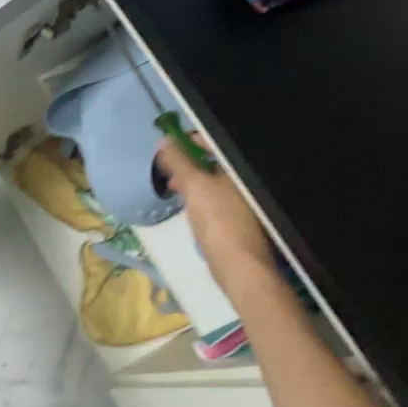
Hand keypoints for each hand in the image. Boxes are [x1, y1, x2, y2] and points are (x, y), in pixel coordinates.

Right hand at [156, 135, 277, 284]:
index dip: (189, 139)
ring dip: (191, 180)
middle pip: (213, 161)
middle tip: (167, 171)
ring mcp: (243, 200)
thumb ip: (178, 161)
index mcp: (237, 169)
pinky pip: (215, 197)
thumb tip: (163, 140)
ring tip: (173, 188)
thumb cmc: (218, 221)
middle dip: (188, 162)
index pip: (213, 142)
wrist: (239, 266)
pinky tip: (188, 206)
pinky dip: (200, 196)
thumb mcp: (193, 185)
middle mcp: (243, 181)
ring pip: (213, 180)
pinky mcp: (237, 218)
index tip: (168, 149)